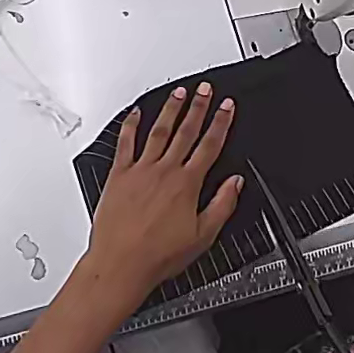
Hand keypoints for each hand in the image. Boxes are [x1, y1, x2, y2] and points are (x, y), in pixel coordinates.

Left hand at [83, 82, 241, 298]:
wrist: (121, 263)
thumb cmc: (158, 254)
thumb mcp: (203, 236)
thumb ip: (222, 205)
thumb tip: (235, 184)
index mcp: (187, 184)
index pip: (209, 145)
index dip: (221, 123)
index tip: (226, 108)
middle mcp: (164, 171)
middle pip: (185, 131)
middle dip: (197, 107)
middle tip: (204, 89)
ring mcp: (140, 170)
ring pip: (158, 131)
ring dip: (170, 110)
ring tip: (177, 93)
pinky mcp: (118, 176)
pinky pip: (125, 144)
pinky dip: (130, 126)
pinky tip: (135, 114)